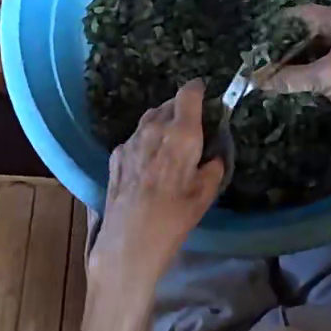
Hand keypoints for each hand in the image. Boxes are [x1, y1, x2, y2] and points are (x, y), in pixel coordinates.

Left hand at [93, 80, 225, 288]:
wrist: (129, 239)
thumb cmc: (175, 216)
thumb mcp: (206, 193)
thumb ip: (214, 167)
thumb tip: (214, 156)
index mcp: (181, 133)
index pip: (188, 93)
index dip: (198, 90)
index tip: (205, 93)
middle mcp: (153, 128)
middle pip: (168, 104)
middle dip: (181, 109)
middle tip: (192, 126)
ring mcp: (131, 140)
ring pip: (150, 119)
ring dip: (162, 124)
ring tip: (171, 143)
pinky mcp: (116, 154)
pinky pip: (136, 138)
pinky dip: (146, 141)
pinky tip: (150, 163)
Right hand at [256, 5, 330, 143]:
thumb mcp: (328, 78)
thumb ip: (289, 77)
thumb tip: (254, 80)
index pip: (304, 15)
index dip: (277, 26)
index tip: (253, 39)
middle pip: (307, 33)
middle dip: (282, 48)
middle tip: (254, 59)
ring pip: (314, 51)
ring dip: (292, 63)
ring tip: (263, 72)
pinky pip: (322, 66)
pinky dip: (304, 74)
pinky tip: (284, 82)